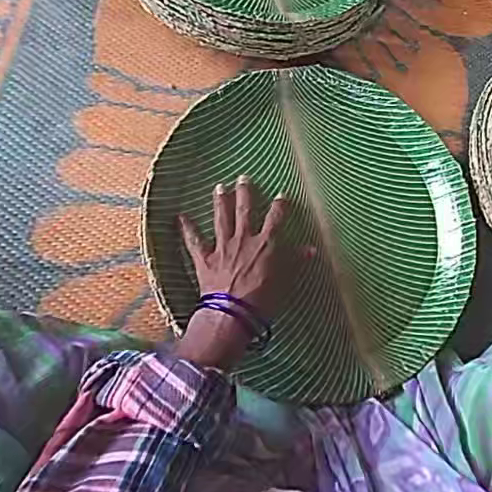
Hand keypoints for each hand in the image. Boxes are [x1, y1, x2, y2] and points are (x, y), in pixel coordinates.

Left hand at [176, 177, 294, 369]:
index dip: (279, 206)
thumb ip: (296, 261)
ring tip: (219, 187)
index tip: (281, 195)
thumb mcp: (286, 280)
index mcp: (266, 244)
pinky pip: (194, 241)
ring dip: (220, 202)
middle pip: (245, 211)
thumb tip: (311, 249)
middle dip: (245, 193)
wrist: (233, 314)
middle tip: (243, 177)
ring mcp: (222, 247)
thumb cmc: (263, 300)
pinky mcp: (205, 259)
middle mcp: (244, 240)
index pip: (275, 219)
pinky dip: (187, 229)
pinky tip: (180, 217)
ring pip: (221, 219)